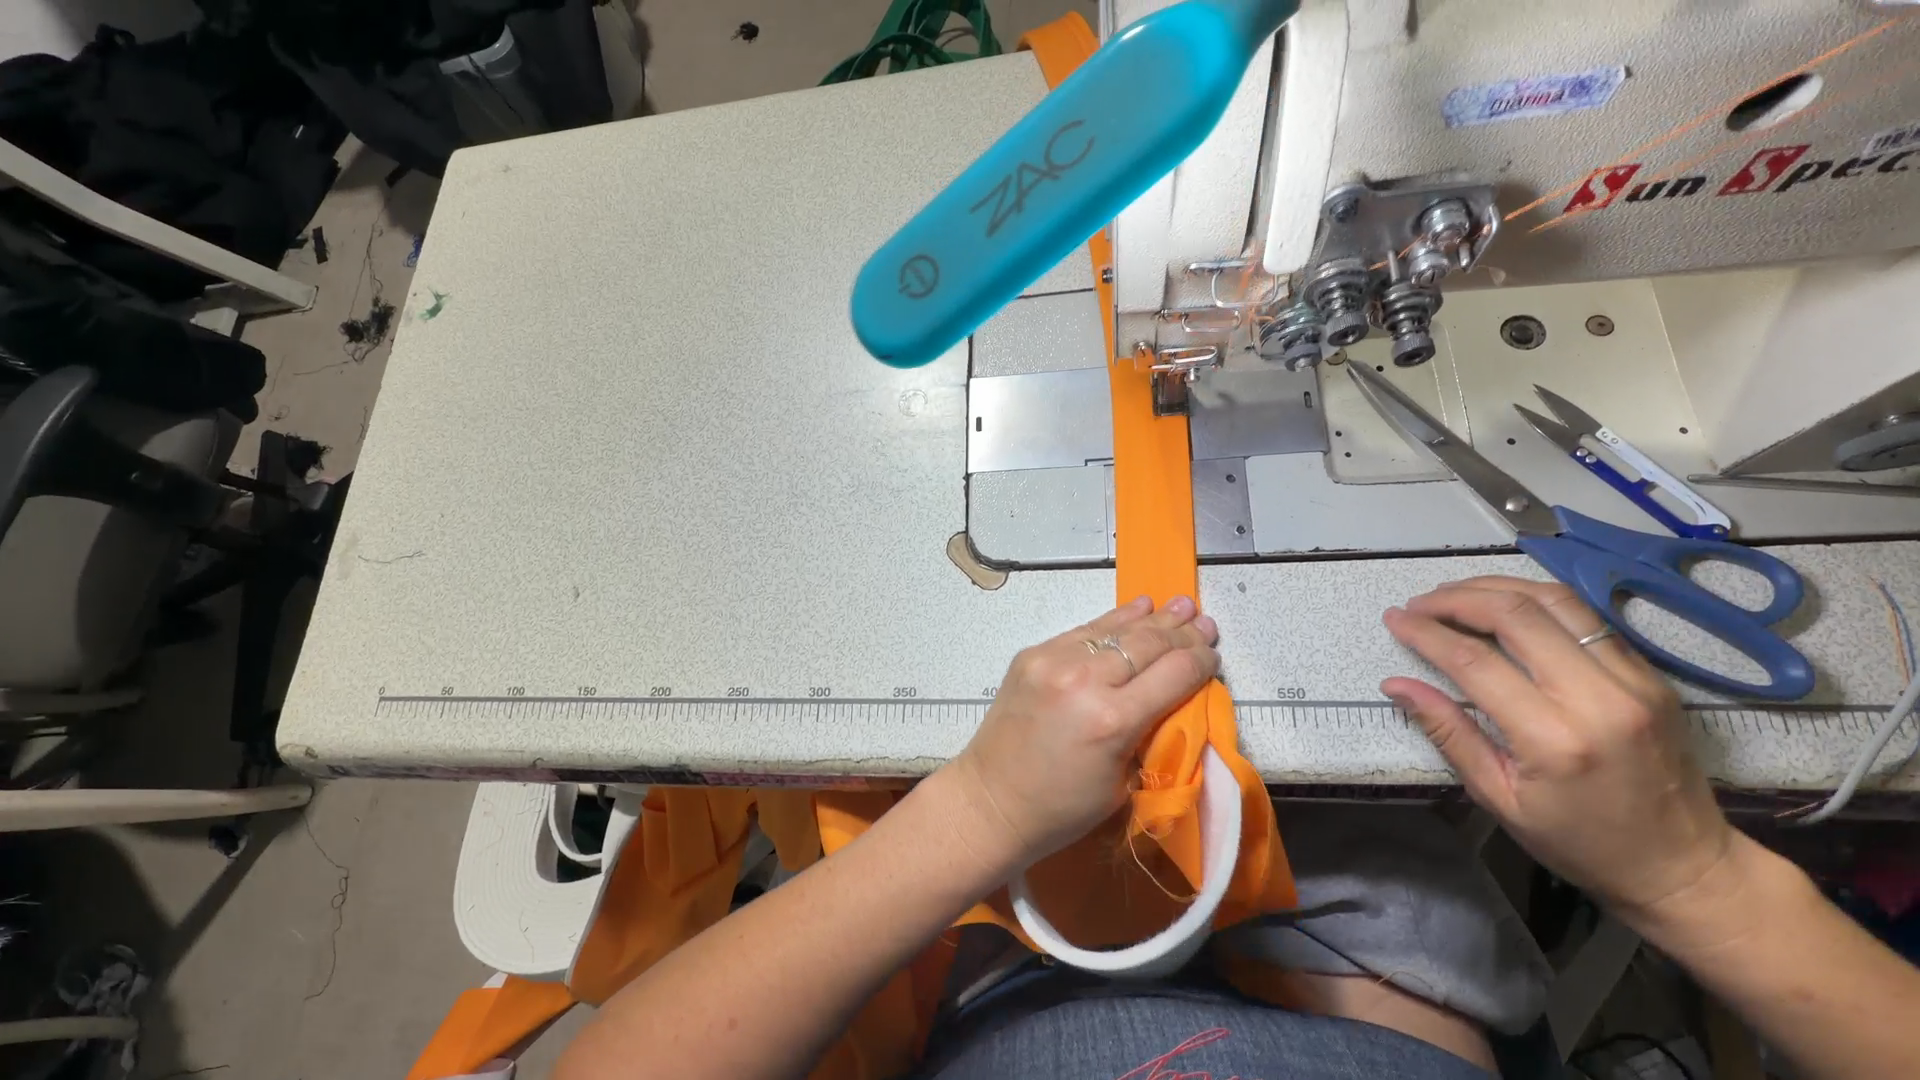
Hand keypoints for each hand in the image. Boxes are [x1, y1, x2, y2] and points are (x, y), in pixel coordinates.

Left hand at [940, 595, 1219, 873]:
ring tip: (1181, 606)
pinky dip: (1114, 621)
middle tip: (1206, 623)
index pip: (1175, 673)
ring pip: (1116, 629)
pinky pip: (1085, 631)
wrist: (991, 801)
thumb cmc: (1063, 808)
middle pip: (1148, 643)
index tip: (1214, 655)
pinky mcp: (1033, 653)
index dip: (1201, 660)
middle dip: (1182, 634)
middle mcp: (1084, 680)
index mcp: (1112, 720)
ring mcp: (1053, 660)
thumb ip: (1153, 731)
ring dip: (1152, 619)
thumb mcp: (1125, 782)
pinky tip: (1138, 608)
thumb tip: (1179, 693)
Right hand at [1381, 576, 1735, 922]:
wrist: (1684, 865)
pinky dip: (1536, 601)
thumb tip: (1396, 685)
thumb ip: (1448, 732)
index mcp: (1554, 738)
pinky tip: (1505, 606)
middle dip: (1457, 599)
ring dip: (1497, 588)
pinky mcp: (1650, 674)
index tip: (1394, 620)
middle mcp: (1599, 698)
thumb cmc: (1579, 842)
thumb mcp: (1499, 797)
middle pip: (1517, 615)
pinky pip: (1586, 618)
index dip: (1427, 634)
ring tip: (1455, 595)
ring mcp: (1633, 680)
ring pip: (1556, 601)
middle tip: (1420, 604)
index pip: (1476, 662)